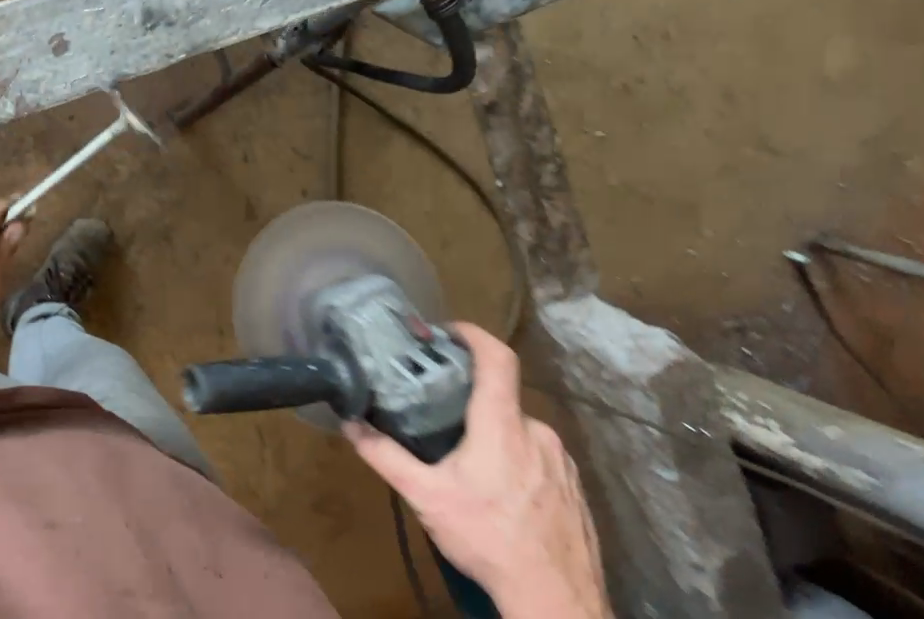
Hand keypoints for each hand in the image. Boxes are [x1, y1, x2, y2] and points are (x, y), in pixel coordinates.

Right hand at [344, 322, 611, 618]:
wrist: (556, 599)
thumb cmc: (487, 538)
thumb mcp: (425, 497)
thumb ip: (385, 456)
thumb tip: (349, 424)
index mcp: (502, 425)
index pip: (497, 358)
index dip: (473, 335)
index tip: (445, 332)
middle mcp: (537, 433)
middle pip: (500, 398)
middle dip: (468, 399)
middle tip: (436, 410)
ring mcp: (562, 462)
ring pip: (519, 430)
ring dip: (492, 432)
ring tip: (462, 456)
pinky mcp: (574, 489)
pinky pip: (539, 457)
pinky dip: (514, 458)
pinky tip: (496, 489)